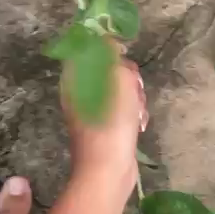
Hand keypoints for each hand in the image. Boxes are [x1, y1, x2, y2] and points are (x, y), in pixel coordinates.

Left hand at [61, 45, 146, 188]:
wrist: (109, 170)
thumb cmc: (111, 123)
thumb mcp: (117, 79)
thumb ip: (113, 57)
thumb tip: (110, 43)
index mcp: (74, 81)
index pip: (87, 51)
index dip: (107, 49)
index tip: (124, 55)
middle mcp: (80, 94)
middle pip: (109, 70)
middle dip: (128, 77)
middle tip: (134, 88)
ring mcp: (93, 112)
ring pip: (120, 90)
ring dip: (135, 97)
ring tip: (137, 112)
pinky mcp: (106, 127)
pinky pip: (123, 109)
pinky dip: (134, 113)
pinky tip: (140, 124)